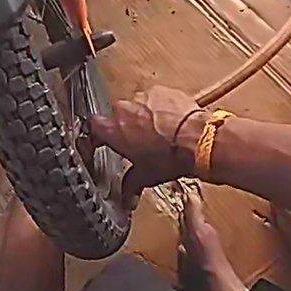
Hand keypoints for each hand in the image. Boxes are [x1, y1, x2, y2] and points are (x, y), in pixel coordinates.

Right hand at [89, 86, 204, 202]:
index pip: (93, 127)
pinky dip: (160, 108)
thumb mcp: (146, 175)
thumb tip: (127, 199)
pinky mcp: (161, 90)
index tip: (102, 141)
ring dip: (143, 116)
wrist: (197, 139)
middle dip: (125, 127)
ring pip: (137, 106)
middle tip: (137, 140)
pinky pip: (155, 98)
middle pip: (117, 116)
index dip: (98, 135)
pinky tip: (170, 122)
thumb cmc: (169, 156)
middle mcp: (124, 109)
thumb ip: (131, 185)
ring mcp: (142, 97)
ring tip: (157, 132)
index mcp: (113, 129)